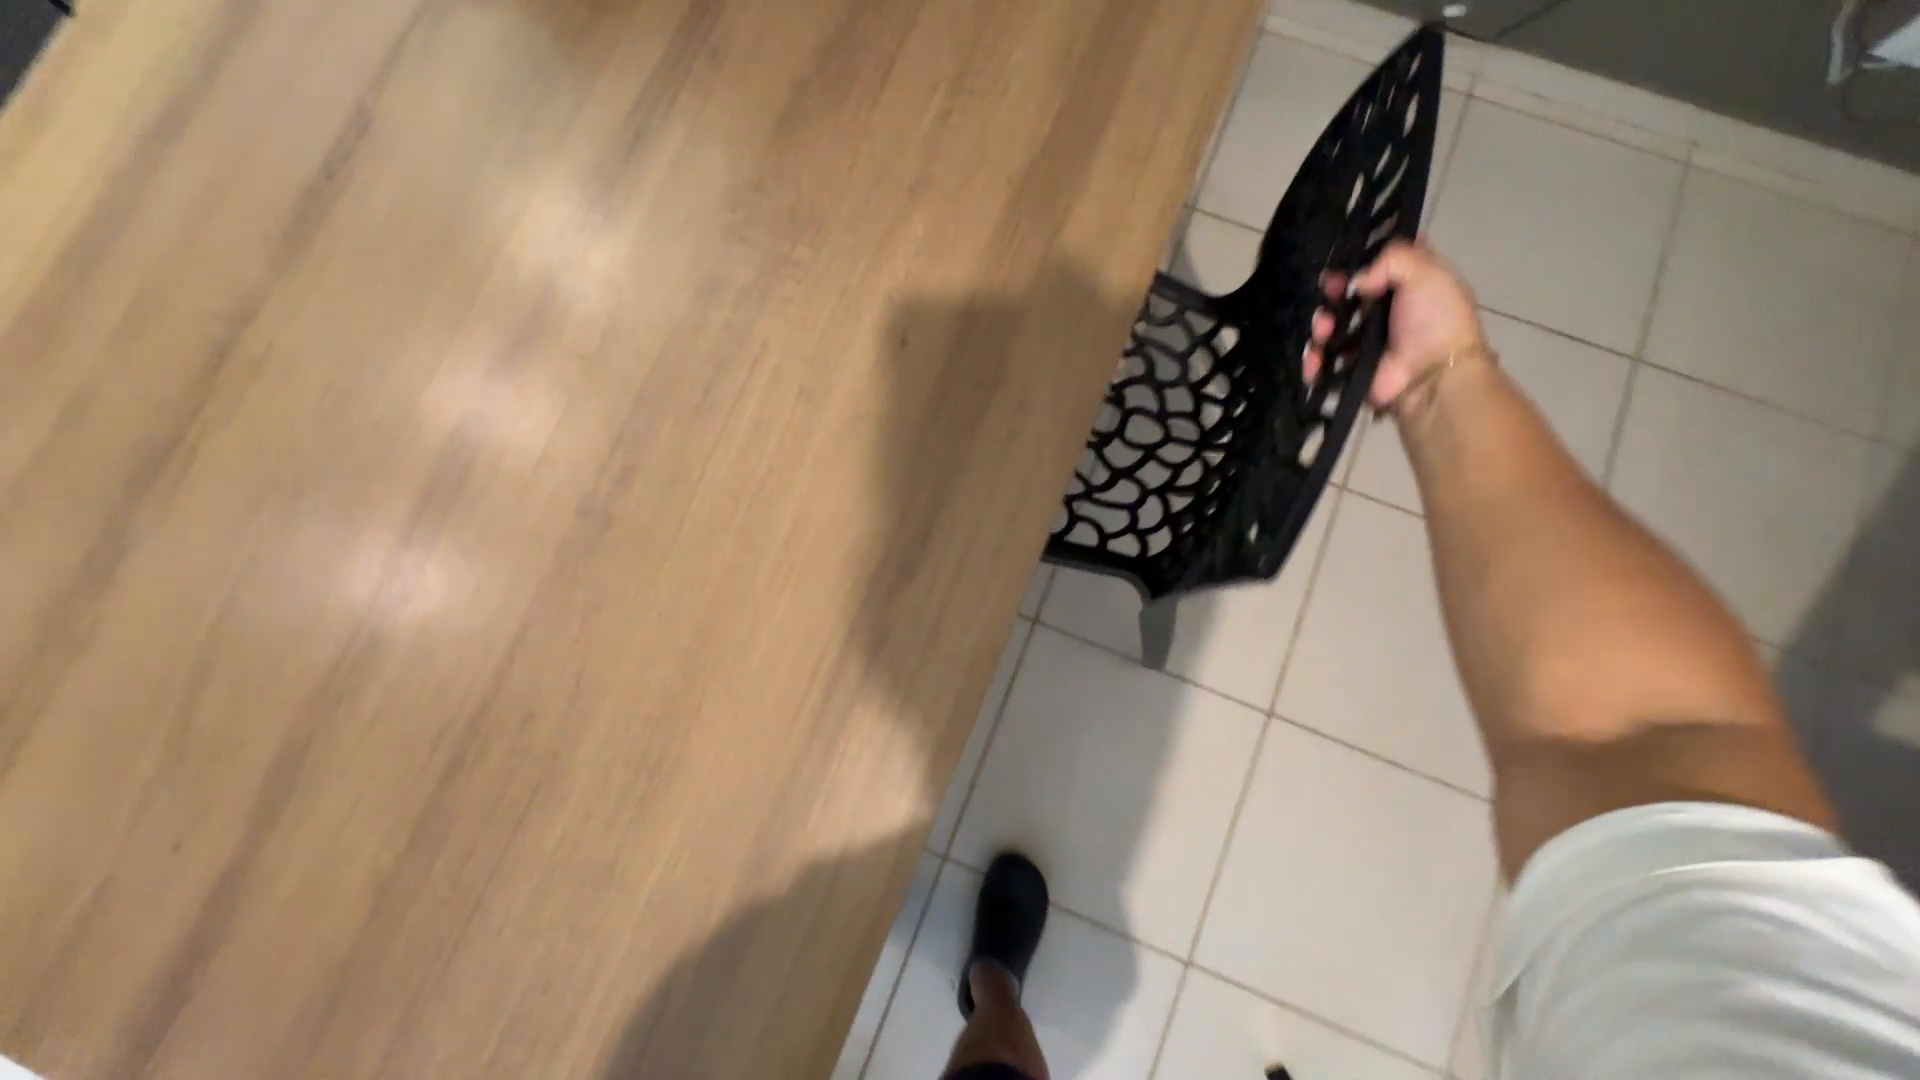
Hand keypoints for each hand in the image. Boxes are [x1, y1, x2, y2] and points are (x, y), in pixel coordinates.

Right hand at [1304, 239, 1483, 408]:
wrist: (1431, 374)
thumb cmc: (1435, 319)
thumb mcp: (1426, 272)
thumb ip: (1390, 259)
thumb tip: (1356, 283)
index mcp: (1407, 285)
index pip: (1379, 264)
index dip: (1361, 260)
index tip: (1347, 261)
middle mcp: (1385, 310)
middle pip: (1347, 293)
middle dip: (1333, 291)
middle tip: (1330, 292)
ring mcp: (1365, 340)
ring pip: (1329, 325)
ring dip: (1321, 324)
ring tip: (1324, 330)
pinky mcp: (1350, 366)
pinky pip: (1321, 360)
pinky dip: (1313, 358)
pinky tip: (1316, 357)